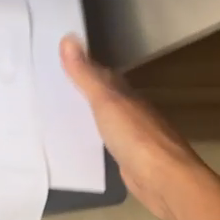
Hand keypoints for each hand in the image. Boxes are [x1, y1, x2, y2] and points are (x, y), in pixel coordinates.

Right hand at [60, 36, 219, 219]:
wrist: (166, 183)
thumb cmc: (137, 137)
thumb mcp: (106, 102)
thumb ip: (86, 75)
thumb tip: (68, 37)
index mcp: (128, 96)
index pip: (103, 75)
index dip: (84, 66)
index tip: (60, 60)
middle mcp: (133, 113)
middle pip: (105, 96)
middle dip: (84, 90)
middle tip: (53, 85)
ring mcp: (134, 138)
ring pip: (106, 119)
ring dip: (89, 114)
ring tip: (60, 111)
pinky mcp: (130, 160)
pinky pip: (107, 142)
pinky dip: (94, 137)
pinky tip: (82, 141)